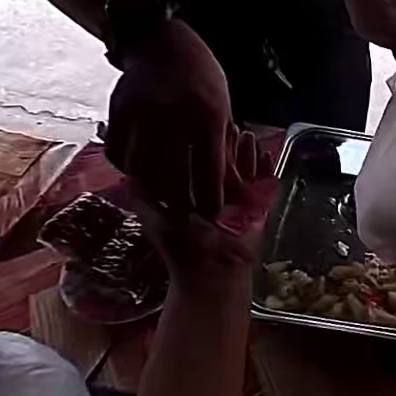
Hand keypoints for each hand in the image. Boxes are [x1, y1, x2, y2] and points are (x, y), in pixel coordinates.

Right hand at [105, 18, 233, 216]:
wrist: (163, 43)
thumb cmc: (201, 79)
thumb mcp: (222, 109)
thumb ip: (222, 147)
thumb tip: (227, 188)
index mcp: (208, 117)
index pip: (209, 172)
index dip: (210, 200)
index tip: (210, 213)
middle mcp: (174, 117)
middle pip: (172, 179)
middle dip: (179, 202)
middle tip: (183, 210)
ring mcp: (143, 114)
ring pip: (142, 171)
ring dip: (151, 188)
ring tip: (161, 192)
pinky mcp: (119, 111)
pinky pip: (119, 154)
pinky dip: (128, 168)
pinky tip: (140, 169)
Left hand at [138, 129, 278, 299]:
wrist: (211, 273)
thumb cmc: (182, 248)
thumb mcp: (154, 217)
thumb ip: (143, 195)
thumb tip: (128, 170)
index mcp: (195, 194)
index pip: (199, 162)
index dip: (200, 144)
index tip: (198, 124)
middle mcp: (218, 195)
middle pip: (224, 161)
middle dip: (227, 143)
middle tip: (229, 123)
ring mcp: (241, 201)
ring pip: (246, 169)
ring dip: (247, 152)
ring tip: (249, 133)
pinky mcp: (259, 208)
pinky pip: (265, 184)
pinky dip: (266, 169)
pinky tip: (267, 153)